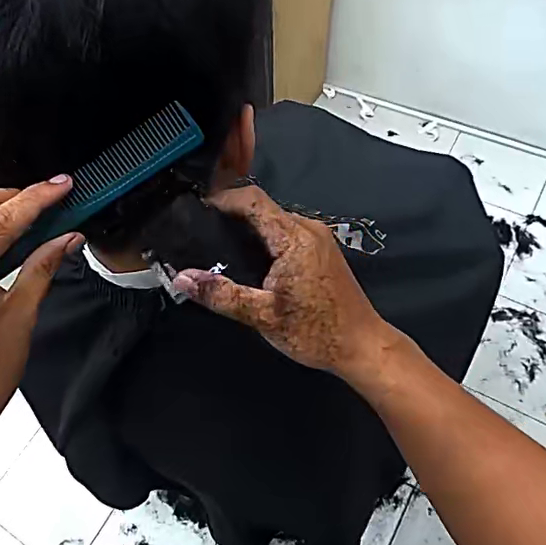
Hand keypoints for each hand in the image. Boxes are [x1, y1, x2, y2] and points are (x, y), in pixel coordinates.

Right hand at [172, 185, 401, 376]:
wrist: (362, 346)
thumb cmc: (318, 333)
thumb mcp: (263, 317)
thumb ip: (221, 294)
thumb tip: (183, 279)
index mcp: (295, 238)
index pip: (251, 198)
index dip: (220, 199)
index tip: (194, 212)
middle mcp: (308, 229)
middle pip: (260, 208)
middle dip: (228, 218)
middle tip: (198, 237)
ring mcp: (317, 239)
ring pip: (272, 221)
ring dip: (245, 232)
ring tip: (216, 251)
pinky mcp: (320, 251)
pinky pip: (284, 234)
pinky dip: (262, 242)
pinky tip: (246, 264)